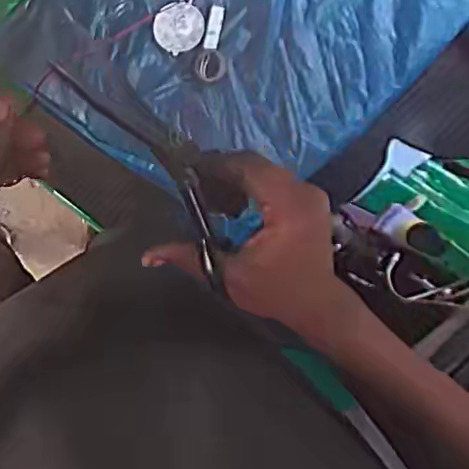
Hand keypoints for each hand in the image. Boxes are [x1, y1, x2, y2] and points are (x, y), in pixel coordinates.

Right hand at [143, 153, 370, 351]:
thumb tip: (148, 256)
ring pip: (264, 168)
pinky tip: (234, 202)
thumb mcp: (229, 276)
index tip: (188, 171)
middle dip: (222, 169)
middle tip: (196, 183)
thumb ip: (189, 258)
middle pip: (254, 163)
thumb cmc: (277, 292)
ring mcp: (310, 193)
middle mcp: (303, 191)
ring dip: (235, 175)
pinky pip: (274, 177)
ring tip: (212, 195)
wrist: (320, 305)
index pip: (247, 167)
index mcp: (287, 205)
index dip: (215, 164)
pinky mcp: (309, 198)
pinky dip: (250, 182)